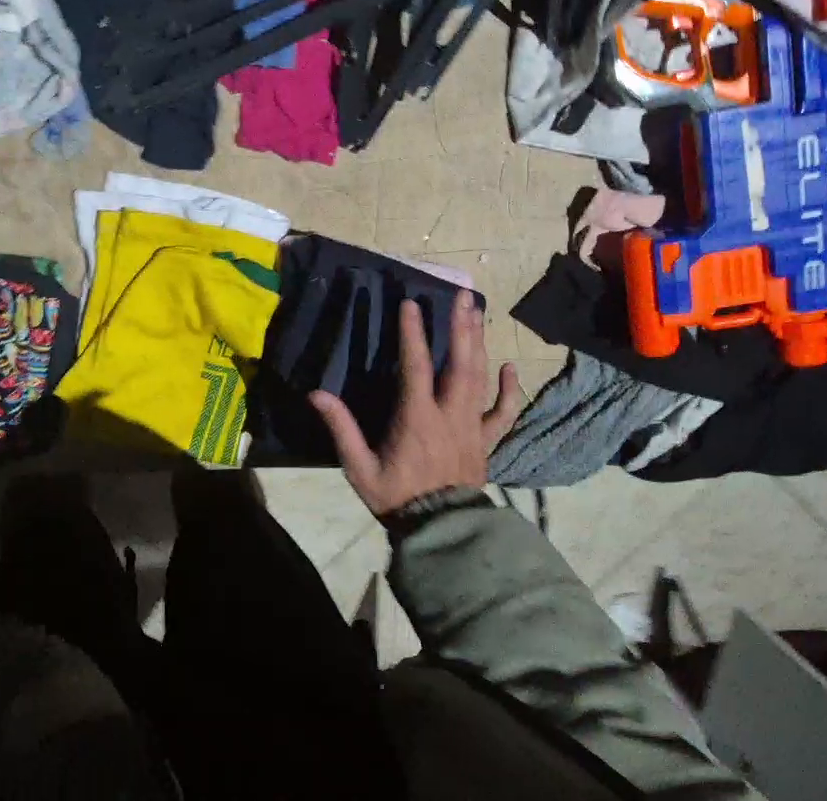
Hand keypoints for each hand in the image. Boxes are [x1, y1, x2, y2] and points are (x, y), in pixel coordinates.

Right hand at [308, 291, 523, 516]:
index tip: (412, 303)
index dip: (414, 333)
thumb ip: (342, 429)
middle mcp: (450, 414)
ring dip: (479, 343)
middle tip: (464, 295)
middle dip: (461, 326)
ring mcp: (472, 427)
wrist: (441, 533)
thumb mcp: (360, 468)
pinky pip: (503, 412)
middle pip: (460, 363)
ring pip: (480, 378)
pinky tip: (510, 366)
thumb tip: (316, 394)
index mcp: (418, 418)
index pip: (417, 366)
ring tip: (478, 313)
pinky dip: (509, 389)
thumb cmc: (396, 498)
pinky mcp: (486, 442)